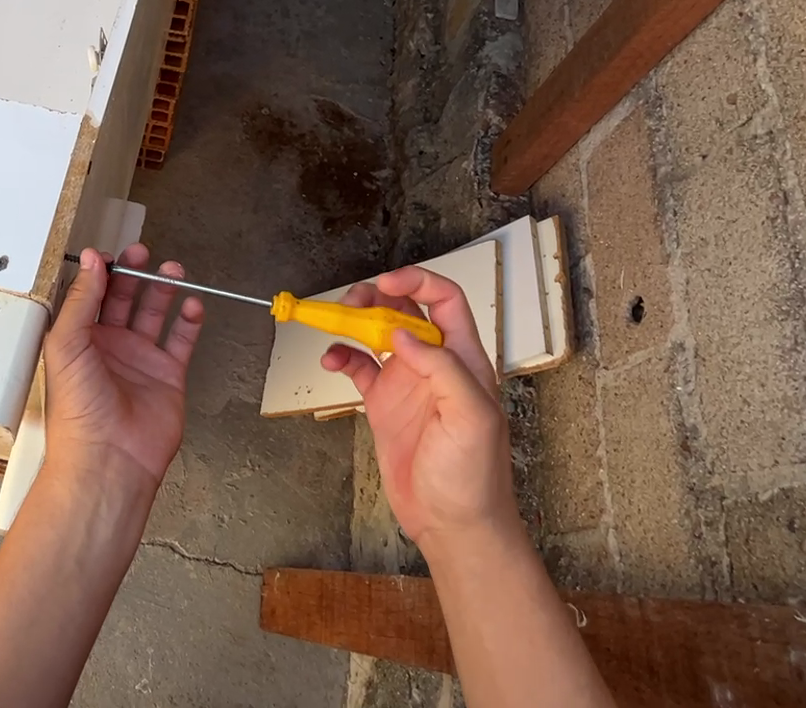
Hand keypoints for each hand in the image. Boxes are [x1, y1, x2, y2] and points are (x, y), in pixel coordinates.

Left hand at [42, 246, 204, 487]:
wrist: (108, 459)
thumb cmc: (78, 411)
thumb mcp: (67, 344)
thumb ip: (81, 299)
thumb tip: (90, 260)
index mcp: (79, 339)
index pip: (90, 295)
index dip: (99, 272)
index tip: (108, 253)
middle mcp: (108, 346)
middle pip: (123, 298)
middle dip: (132, 273)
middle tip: (141, 252)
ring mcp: (139, 359)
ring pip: (154, 313)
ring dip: (163, 289)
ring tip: (172, 269)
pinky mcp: (167, 375)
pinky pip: (181, 340)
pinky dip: (189, 320)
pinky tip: (192, 304)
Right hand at [320, 267, 516, 555]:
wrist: (452, 524)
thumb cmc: (475, 477)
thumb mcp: (472, 419)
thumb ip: (443, 369)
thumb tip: (403, 333)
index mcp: (462, 359)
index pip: (445, 301)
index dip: (418, 281)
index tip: (385, 282)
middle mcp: (433, 363)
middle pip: (403, 309)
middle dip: (375, 296)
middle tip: (351, 304)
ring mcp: (406, 381)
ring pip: (376, 332)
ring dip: (353, 321)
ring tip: (334, 323)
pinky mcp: (383, 402)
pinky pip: (358, 365)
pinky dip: (341, 356)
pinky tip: (331, 361)